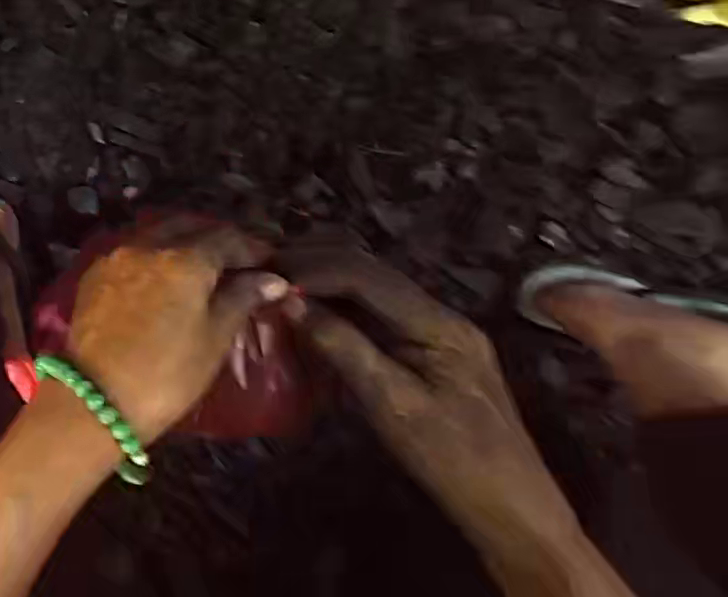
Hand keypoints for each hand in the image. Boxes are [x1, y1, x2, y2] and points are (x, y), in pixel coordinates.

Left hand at [67, 213, 289, 439]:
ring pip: (154, 231)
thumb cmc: (169, 371)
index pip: (224, 238)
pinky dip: (153, 250)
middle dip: (215, 235)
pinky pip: (130, 246)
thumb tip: (271, 278)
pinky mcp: (95, 269)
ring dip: (181, 238)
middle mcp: (144, 245)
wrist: (100, 390)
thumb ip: (240, 298)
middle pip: (186, 226)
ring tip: (205, 262)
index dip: (252, 246)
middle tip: (239, 257)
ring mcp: (114, 254)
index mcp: (181, 259)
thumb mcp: (215, 337)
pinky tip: (165, 269)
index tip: (270, 260)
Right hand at [281, 252, 585, 555]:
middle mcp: (438, 314)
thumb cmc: (451, 458)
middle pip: (364, 265)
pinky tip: (303, 304)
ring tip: (274, 282)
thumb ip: (339, 343)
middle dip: (308, 262)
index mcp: (438, 325)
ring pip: (364, 277)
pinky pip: (367, 301)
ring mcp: (431, 327)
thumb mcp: (390, 401)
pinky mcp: (420, 341)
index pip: (361, 274)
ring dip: (317, 273)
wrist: (513, 512)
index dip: (308, 270)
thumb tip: (284, 299)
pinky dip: (330, 294)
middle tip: (260, 272)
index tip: (264, 280)